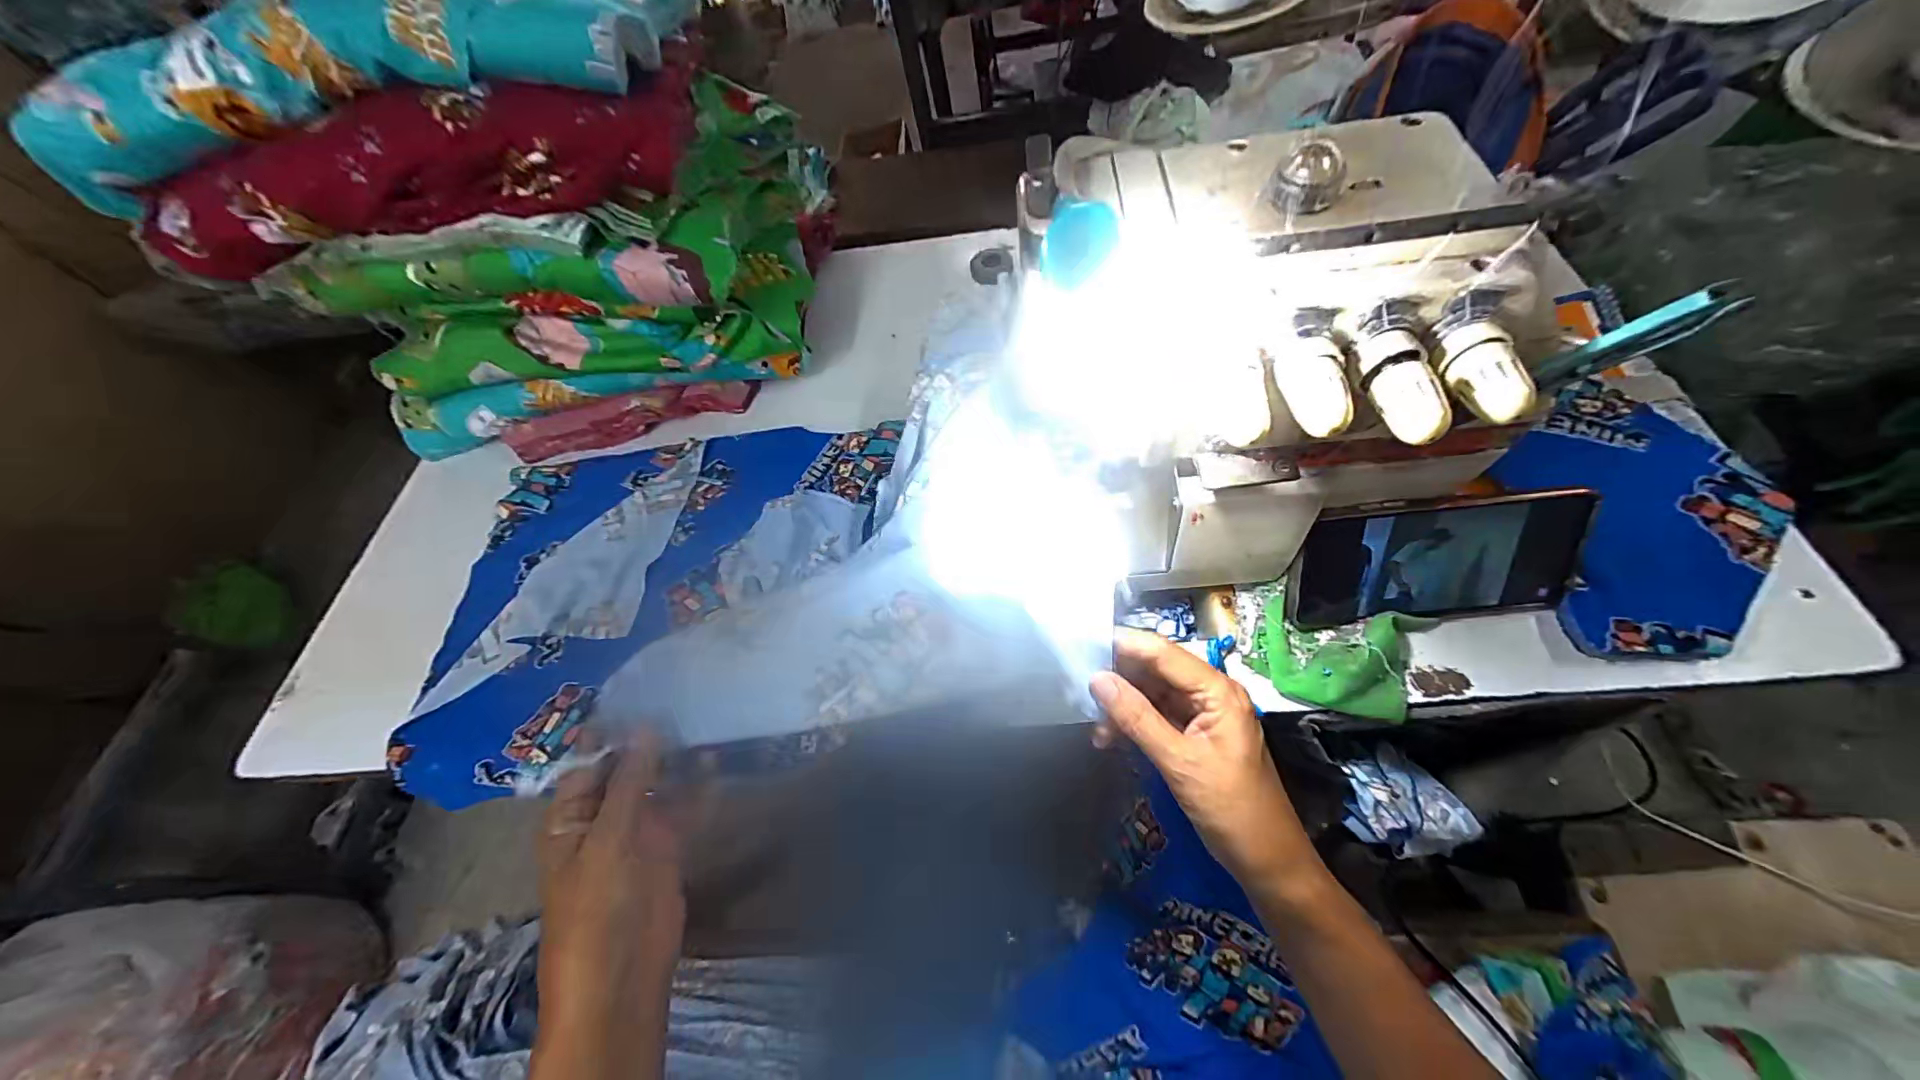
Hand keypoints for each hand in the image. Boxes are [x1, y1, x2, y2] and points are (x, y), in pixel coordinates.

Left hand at [532, 731, 688, 1079]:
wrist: (623, 972)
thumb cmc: (596, 905)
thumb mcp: (608, 838)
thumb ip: (630, 781)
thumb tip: (646, 726)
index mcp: (570, 817)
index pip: (589, 762)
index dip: (612, 731)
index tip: (643, 693)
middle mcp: (603, 817)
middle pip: (627, 770)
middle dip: (651, 742)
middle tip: (683, 701)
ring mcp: (638, 831)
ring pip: (659, 786)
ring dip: (678, 762)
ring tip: (704, 725)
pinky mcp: (667, 845)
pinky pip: (683, 809)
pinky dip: (698, 789)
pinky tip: (716, 765)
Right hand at [1091, 629, 1320, 889]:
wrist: (1266, 858)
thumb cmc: (1231, 808)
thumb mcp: (1179, 762)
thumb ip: (1136, 717)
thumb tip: (1098, 680)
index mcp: (1217, 691)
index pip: (1163, 653)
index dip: (1124, 644)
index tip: (1085, 643)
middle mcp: (1210, 694)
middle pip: (1155, 670)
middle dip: (1119, 678)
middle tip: (1080, 688)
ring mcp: (1201, 714)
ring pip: (1151, 693)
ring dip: (1122, 705)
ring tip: (1096, 726)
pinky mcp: (1193, 734)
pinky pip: (1156, 716)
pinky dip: (1132, 723)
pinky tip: (1109, 737)